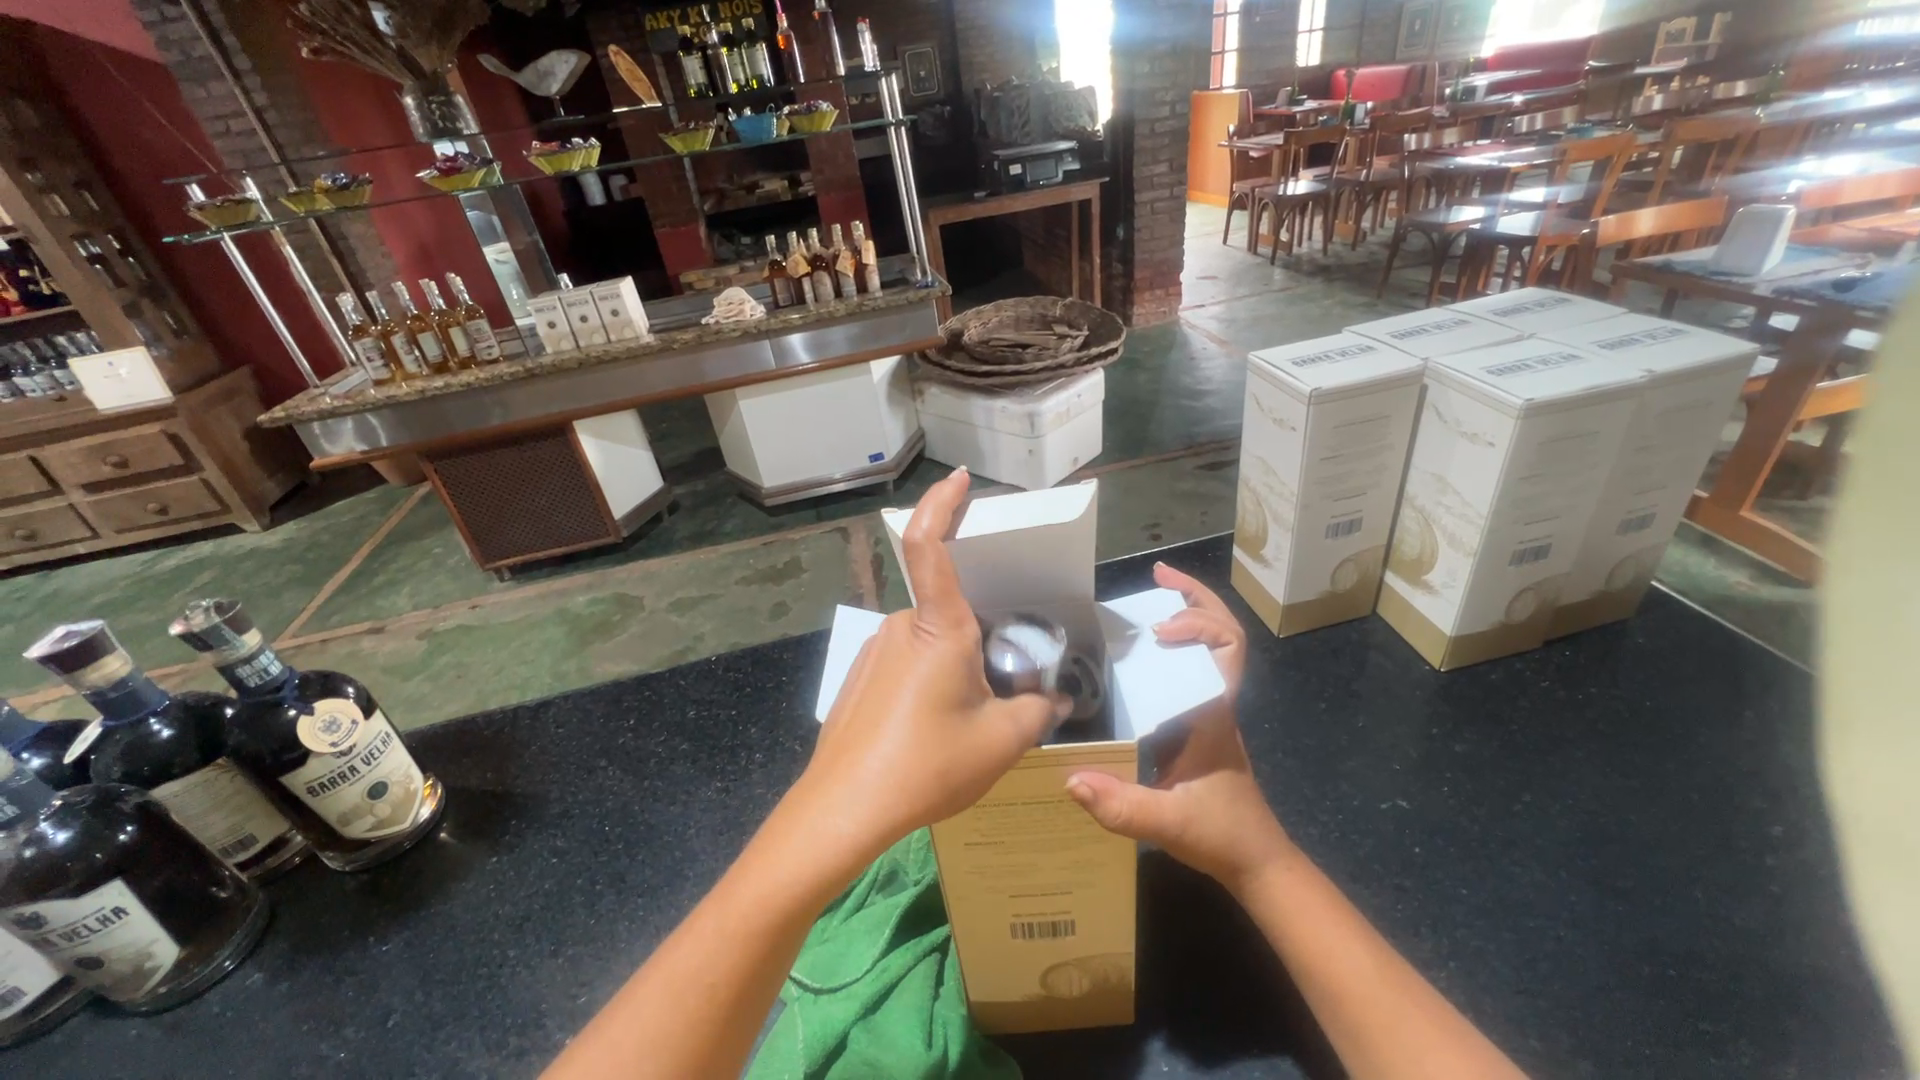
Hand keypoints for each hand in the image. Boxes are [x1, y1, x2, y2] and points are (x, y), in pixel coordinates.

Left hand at [794, 467, 1062, 858]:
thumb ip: (1037, 711)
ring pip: (929, 642)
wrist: (844, 808)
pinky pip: (907, 664)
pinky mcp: (861, 678)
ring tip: (970, 723)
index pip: (932, 544)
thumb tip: (1056, 700)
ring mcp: (874, 652)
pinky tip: (934, 732)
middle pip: (949, 611)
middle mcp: (899, 627)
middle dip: (982, 638)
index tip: (959, 479)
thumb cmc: (927, 765)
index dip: (943, 503)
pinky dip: (930, 683)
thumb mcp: (1001, 741)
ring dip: (957, 667)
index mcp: (936, 628)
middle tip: (1004, 687)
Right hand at [1067, 566, 1291, 893]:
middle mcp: (1215, 704)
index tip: (1160, 625)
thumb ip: (1123, 807)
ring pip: (1212, 650)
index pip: (1228, 647)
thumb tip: (1070, 779)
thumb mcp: (1169, 826)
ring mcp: (1210, 713)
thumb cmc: (1223, 837)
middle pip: (1225, 633)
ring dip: (1188, 616)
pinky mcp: (1199, 727)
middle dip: (1194, 597)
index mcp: (1214, 714)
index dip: (1200, 623)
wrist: (1258, 863)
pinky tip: (1140, 656)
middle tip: (1158, 575)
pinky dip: (1174, 650)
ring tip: (1150, 595)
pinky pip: (1191, 671)